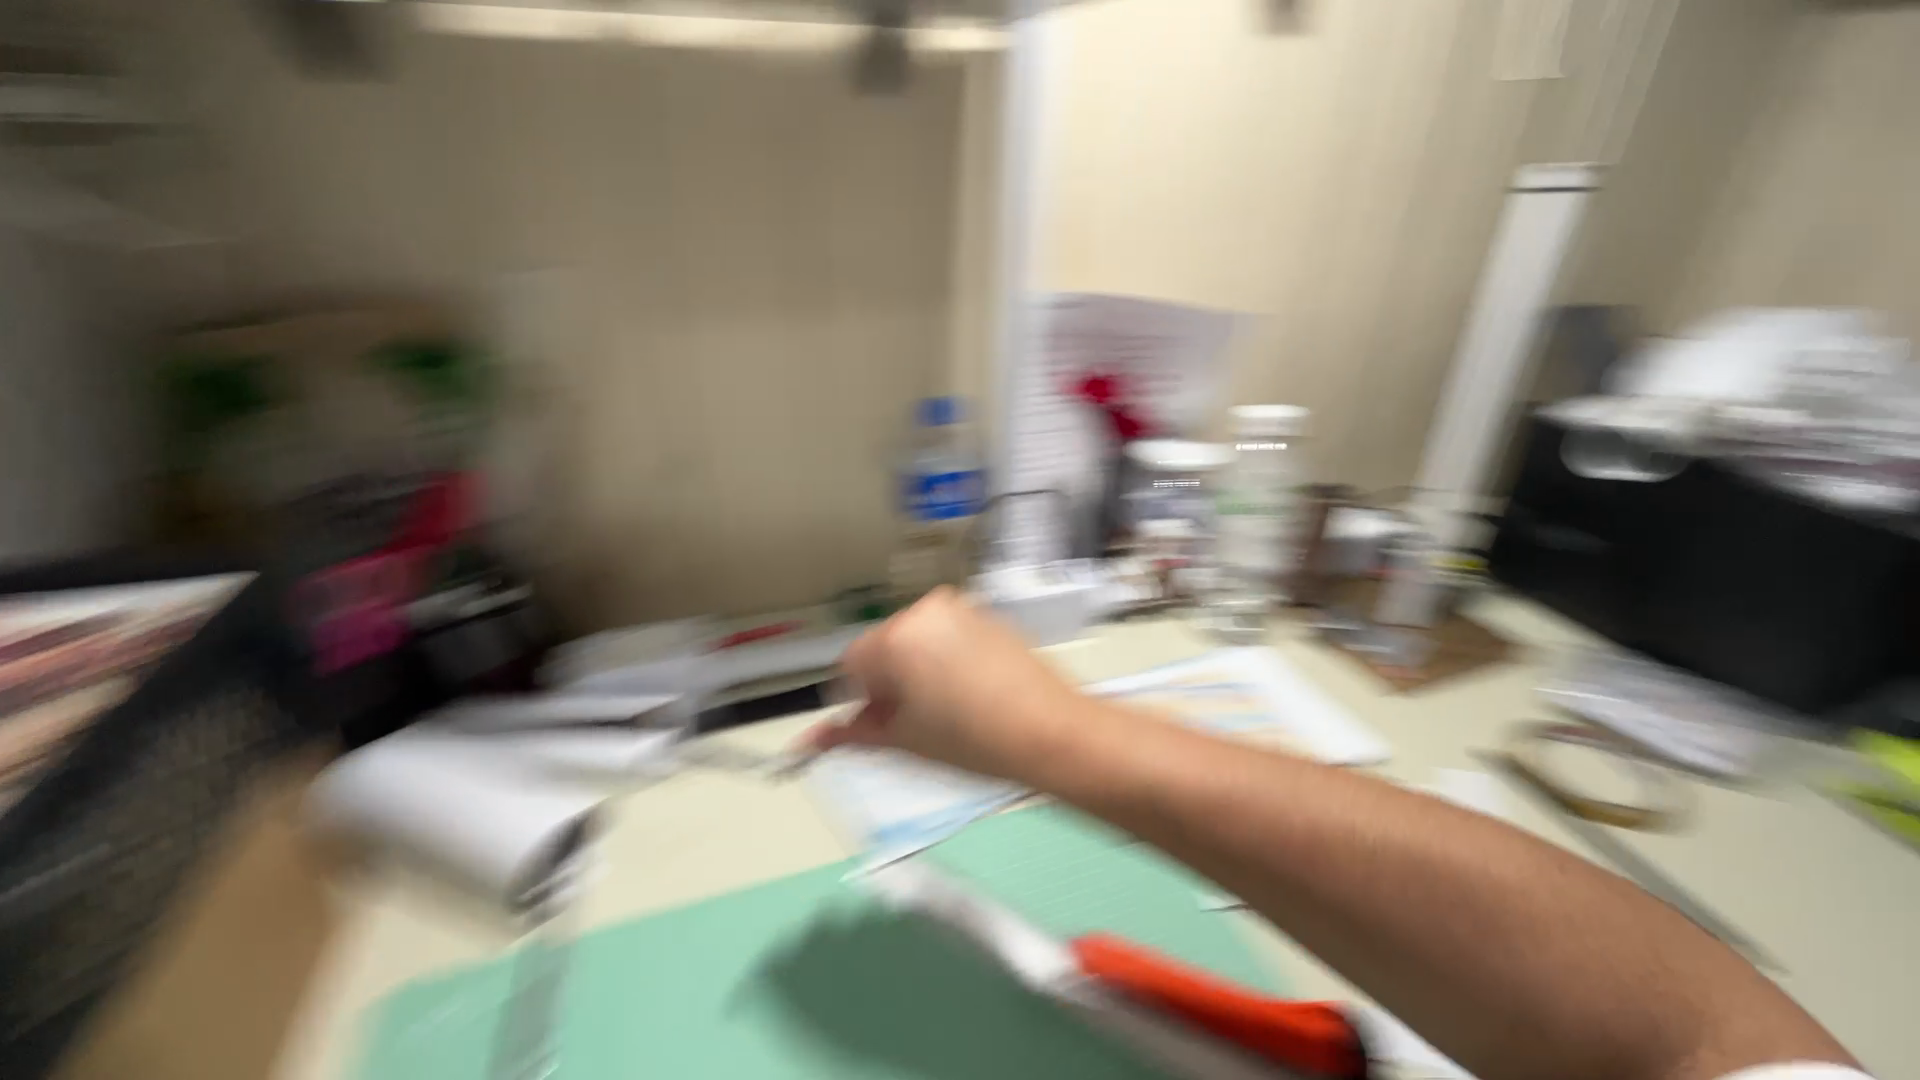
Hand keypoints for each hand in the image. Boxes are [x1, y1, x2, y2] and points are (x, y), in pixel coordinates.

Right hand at [802, 587, 1093, 783]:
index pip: (849, 664)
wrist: (1053, 732)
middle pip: (883, 647)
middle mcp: (925, 610)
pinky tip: (970, 692)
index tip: (883, 723)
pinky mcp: (988, 615)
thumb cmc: (974, 741)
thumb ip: (852, 734)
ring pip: (916, 640)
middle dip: (888, 682)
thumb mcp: (906, 741)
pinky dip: (945, 658)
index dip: (861, 699)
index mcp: (896, 636)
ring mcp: (961, 608)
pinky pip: (947, 634)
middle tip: (915, 721)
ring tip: (946, 709)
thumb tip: (813, 739)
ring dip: (916, 669)